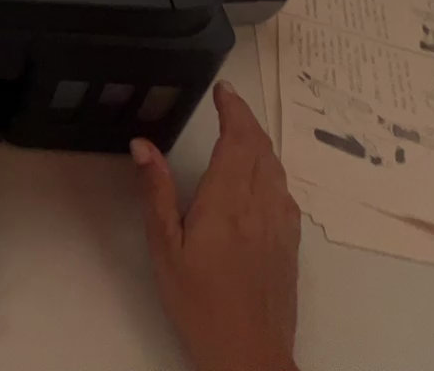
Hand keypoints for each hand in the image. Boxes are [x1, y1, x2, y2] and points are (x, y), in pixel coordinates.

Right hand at [133, 82, 301, 370]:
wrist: (249, 355)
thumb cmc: (198, 300)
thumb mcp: (164, 247)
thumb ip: (157, 192)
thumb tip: (143, 145)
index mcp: (227, 203)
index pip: (238, 142)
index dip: (233, 110)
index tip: (223, 89)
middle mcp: (260, 207)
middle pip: (262, 150)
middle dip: (247, 119)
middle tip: (228, 101)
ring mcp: (280, 227)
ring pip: (276, 170)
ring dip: (261, 142)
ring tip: (241, 130)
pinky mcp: (290, 246)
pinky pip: (284, 193)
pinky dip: (271, 170)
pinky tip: (260, 176)